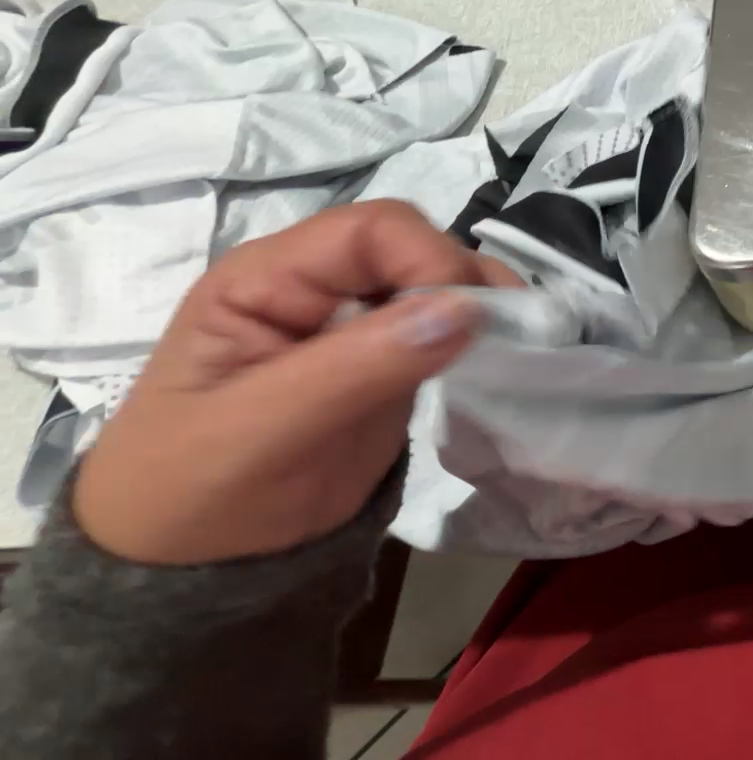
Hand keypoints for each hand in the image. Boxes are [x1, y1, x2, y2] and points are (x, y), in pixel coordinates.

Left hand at [72, 201, 518, 564]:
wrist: (203, 565)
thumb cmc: (197, 492)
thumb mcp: (265, 428)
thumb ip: (361, 364)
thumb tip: (466, 310)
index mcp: (267, 280)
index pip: (372, 230)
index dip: (428, 258)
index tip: (466, 318)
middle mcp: (319, 285)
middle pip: (417, 244)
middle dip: (466, 279)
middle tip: (500, 334)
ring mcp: (359, 319)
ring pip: (444, 277)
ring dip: (485, 302)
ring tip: (511, 344)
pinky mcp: (395, 354)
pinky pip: (451, 320)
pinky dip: (484, 330)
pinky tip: (498, 356)